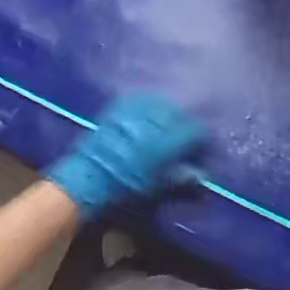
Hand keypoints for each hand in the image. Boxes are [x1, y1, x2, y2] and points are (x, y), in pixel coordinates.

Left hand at [45, 94, 206, 218]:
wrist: (87, 178)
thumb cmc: (126, 188)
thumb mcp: (159, 187)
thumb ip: (183, 178)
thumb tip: (201, 176)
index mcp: (169, 141)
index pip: (198, 131)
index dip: (201, 142)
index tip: (198, 153)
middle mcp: (155, 120)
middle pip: (182, 114)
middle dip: (185, 127)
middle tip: (182, 142)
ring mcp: (136, 110)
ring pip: (163, 104)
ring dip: (167, 116)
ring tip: (164, 130)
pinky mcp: (119, 107)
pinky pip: (142, 101)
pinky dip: (149, 108)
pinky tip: (146, 121)